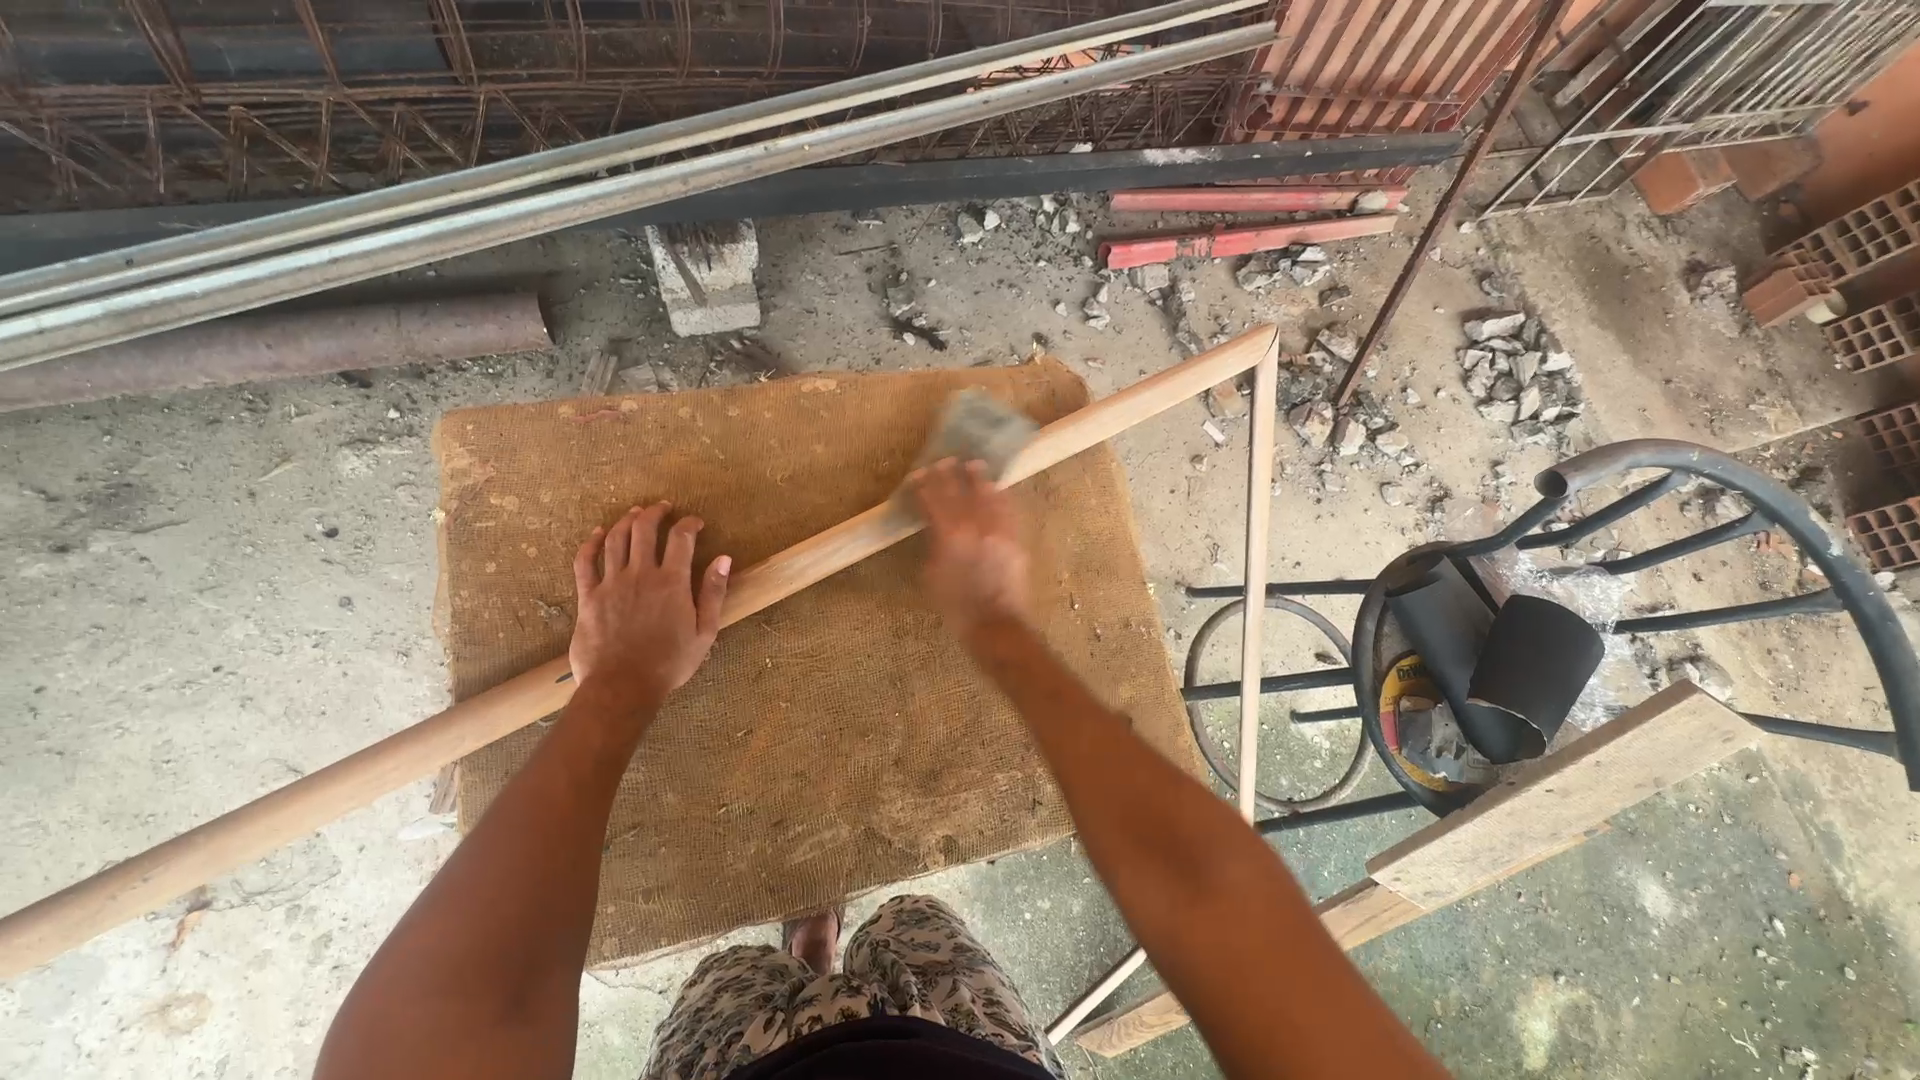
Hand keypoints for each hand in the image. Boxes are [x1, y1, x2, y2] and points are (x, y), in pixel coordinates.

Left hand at [569, 502, 730, 709]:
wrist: (623, 686)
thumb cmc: (669, 664)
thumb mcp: (705, 632)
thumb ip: (714, 593)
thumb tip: (724, 559)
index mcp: (672, 582)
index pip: (681, 538)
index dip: (689, 524)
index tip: (696, 523)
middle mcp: (641, 574)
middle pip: (645, 529)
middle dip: (656, 513)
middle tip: (663, 508)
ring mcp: (611, 584)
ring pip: (615, 539)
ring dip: (626, 521)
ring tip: (635, 513)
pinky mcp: (588, 597)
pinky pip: (585, 562)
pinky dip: (590, 543)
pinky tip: (597, 533)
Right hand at [909, 458, 1030, 638]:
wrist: (995, 624)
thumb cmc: (956, 608)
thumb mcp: (932, 577)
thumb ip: (933, 547)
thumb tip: (935, 530)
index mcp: (948, 536)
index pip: (933, 501)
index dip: (924, 485)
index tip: (919, 474)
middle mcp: (973, 526)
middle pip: (959, 492)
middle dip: (949, 474)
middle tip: (944, 460)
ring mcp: (997, 530)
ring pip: (987, 495)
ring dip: (978, 478)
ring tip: (973, 464)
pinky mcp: (1014, 539)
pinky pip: (1008, 509)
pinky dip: (1000, 496)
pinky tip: (997, 489)